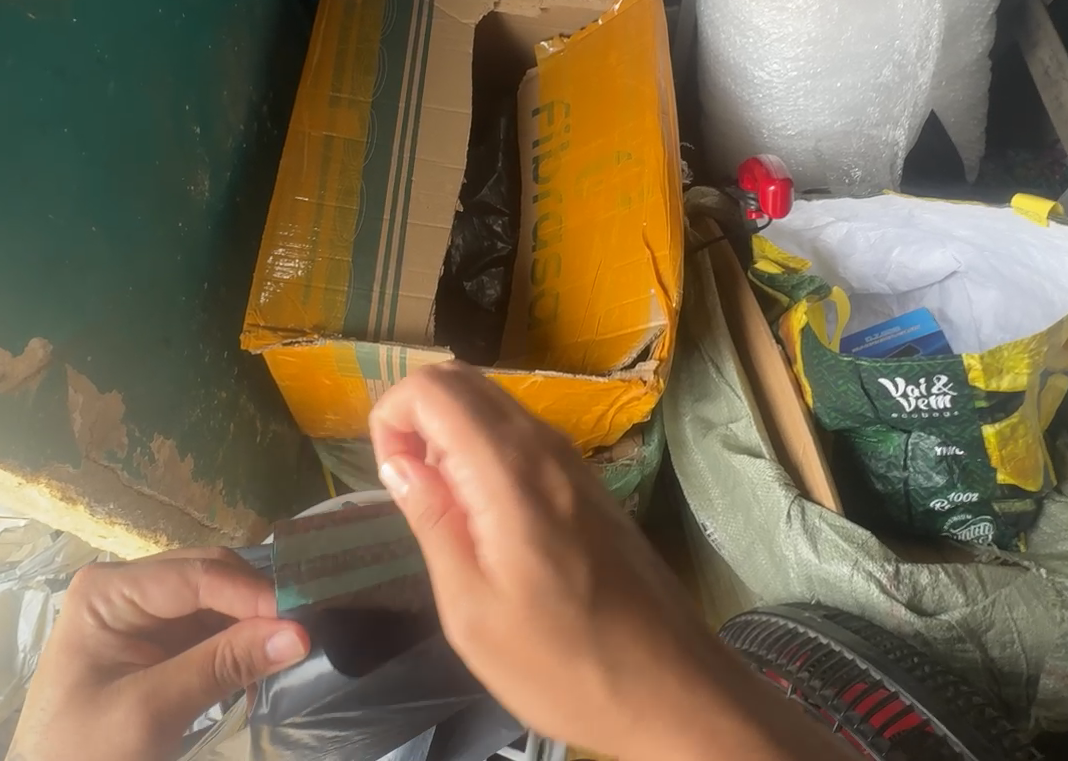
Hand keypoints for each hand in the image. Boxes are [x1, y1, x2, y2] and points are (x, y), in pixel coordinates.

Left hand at [10, 547, 309, 760]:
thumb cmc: (82, 757)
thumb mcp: (150, 713)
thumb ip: (222, 665)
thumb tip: (299, 633)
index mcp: (108, 588)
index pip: (196, 574)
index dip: (252, 593)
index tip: (301, 619)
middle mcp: (128, 588)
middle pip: (211, 577)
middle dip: (256, 603)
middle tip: (303, 631)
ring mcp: (144, 615)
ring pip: (219, 600)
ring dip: (254, 623)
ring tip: (291, 647)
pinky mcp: (159, 645)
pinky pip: (213, 628)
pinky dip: (241, 644)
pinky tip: (262, 664)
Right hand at [370, 363, 841, 760]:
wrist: (674, 689)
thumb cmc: (564, 662)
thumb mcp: (472, 609)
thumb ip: (431, 520)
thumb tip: (398, 463)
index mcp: (508, 468)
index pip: (433, 387)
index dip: (392, 417)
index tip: (392, 477)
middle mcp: (540, 441)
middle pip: (459, 378)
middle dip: (415, 415)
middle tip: (410, 486)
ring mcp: (567, 454)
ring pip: (488, 398)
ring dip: (447, 429)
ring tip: (444, 504)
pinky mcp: (582, 474)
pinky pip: (515, 428)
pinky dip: (480, 443)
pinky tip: (483, 510)